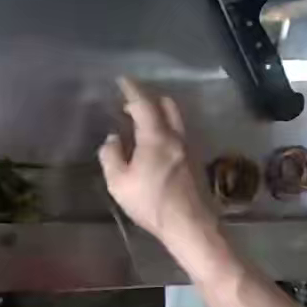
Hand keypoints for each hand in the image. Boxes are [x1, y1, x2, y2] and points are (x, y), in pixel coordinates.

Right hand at [97, 78, 219, 251]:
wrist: (189, 224)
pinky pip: (179, 134)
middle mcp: (176, 136)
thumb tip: (113, 138)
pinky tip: (155, 143)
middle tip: (131, 103)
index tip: (122, 81)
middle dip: (149, 98)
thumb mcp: (119, 182)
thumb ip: (111, 156)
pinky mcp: (194, 162)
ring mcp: (189, 148)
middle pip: (167, 105)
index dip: (132, 90)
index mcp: (156, 137)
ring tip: (141, 122)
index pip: (144, 104)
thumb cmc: (151, 202)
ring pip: (176, 120)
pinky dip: (166, 129)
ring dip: (159, 114)